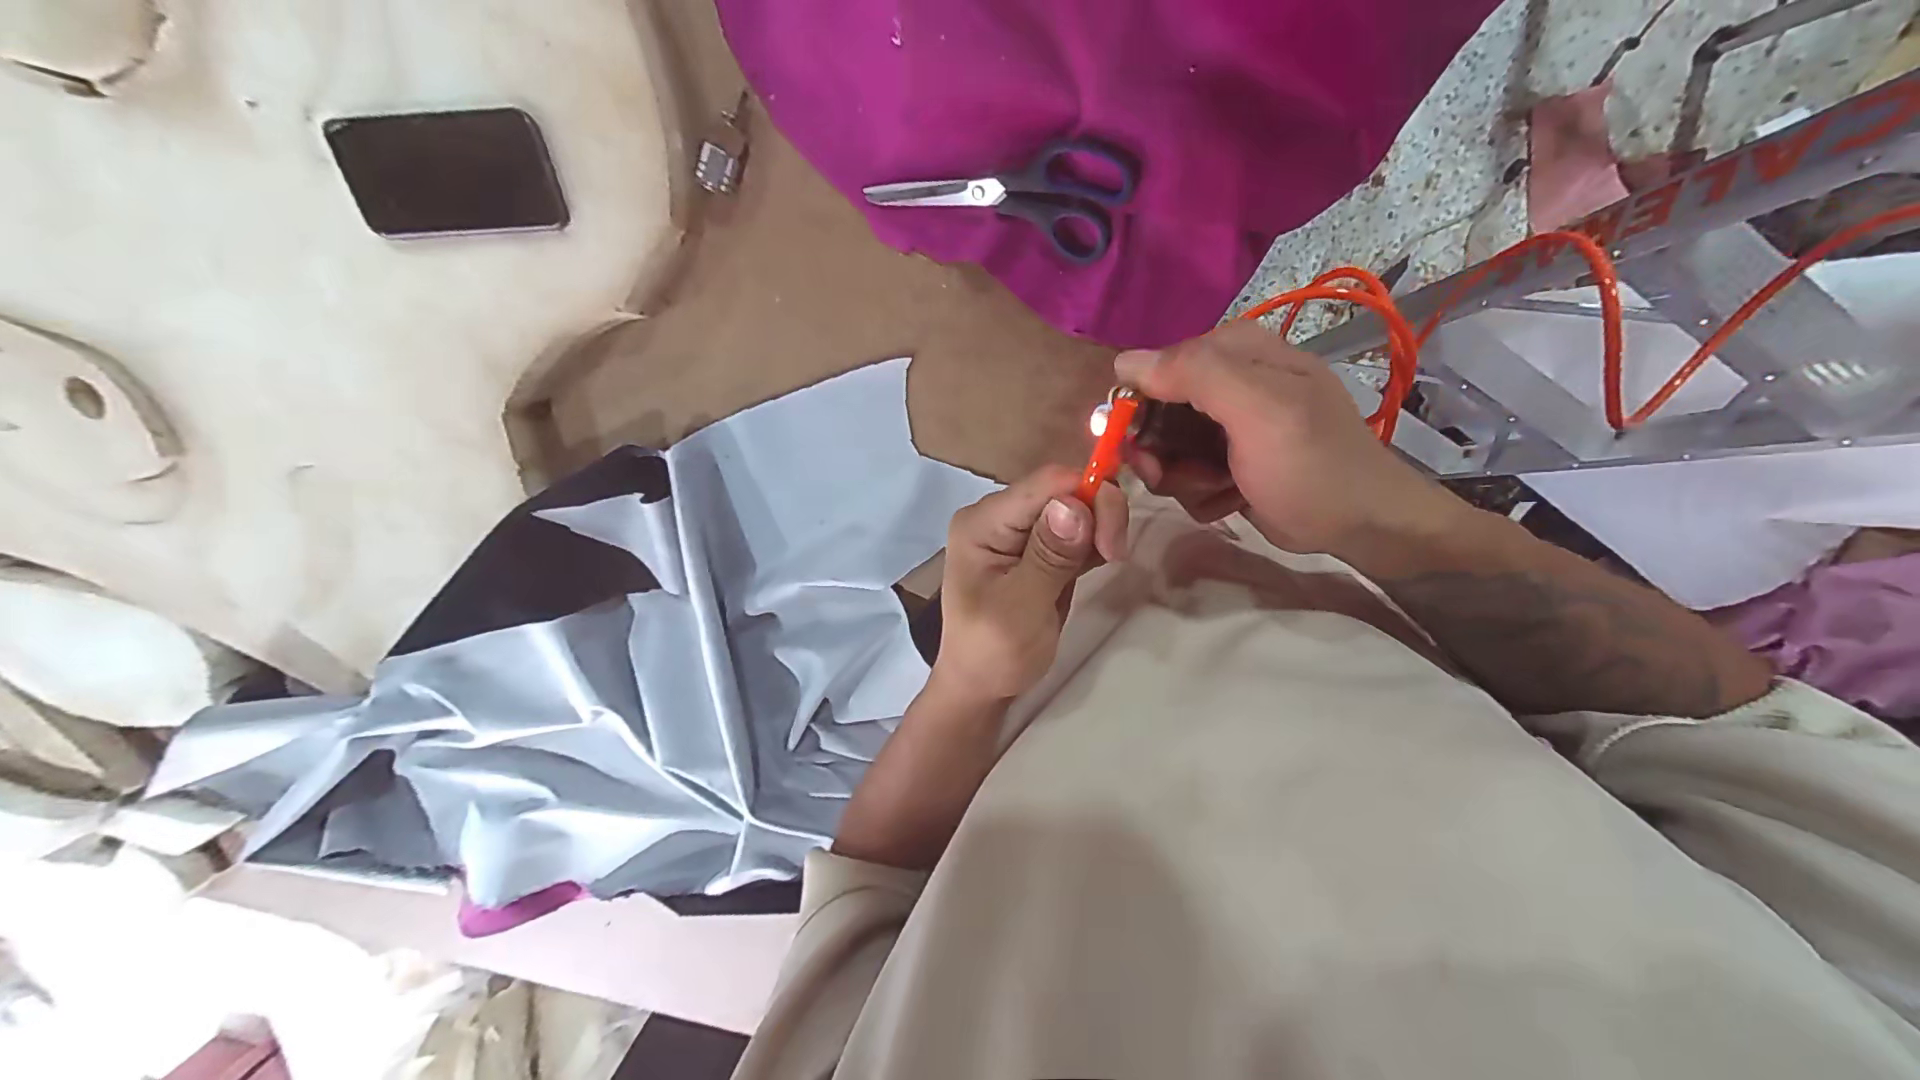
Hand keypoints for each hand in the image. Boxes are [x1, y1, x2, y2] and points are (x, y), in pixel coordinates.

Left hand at [932, 465, 1128, 701]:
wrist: (982, 686)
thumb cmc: (993, 652)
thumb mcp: (1021, 607)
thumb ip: (1048, 556)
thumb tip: (1074, 504)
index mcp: (983, 522)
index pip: (1045, 484)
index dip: (1088, 495)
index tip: (1114, 540)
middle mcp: (999, 516)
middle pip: (1063, 489)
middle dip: (1099, 512)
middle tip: (1116, 556)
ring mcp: (1020, 531)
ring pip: (1076, 505)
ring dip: (1102, 526)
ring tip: (1111, 561)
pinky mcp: (1040, 548)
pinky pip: (1077, 528)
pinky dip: (1096, 539)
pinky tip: (1103, 559)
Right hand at [1116, 321, 1463, 554]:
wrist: (1361, 526)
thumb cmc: (1312, 467)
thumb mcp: (1260, 411)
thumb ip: (1195, 375)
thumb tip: (1124, 362)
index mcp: (1236, 352)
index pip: (1156, 366)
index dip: (1141, 407)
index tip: (1142, 447)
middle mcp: (1228, 381)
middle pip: (1155, 411)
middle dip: (1160, 451)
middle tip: (1170, 476)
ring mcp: (1226, 424)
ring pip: (1165, 448)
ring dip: (1181, 477)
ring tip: (1217, 489)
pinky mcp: (1227, 460)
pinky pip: (1185, 472)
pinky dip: (1198, 492)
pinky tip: (1228, 499)